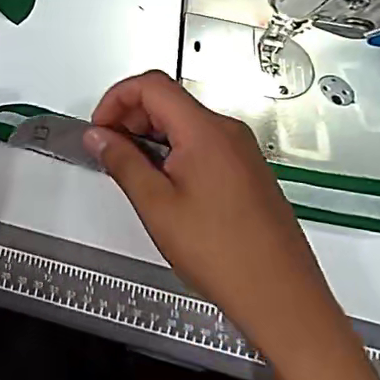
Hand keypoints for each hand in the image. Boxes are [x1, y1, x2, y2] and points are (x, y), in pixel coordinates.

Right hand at [86, 71, 358, 379]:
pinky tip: (162, 183)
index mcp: (205, 132)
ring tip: (132, 170)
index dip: (116, 99)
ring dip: (151, 135)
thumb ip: (122, 162)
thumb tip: (101, 137)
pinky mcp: (246, 169)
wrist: (279, 293)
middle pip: (168, 99)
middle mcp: (228, 132)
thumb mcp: (156, 205)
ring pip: (185, 122)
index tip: (100, 124)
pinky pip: (203, 142)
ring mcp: (241, 150)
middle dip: (130, 116)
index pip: (151, 85)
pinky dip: (174, 150)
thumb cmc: (228, 256)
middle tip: (108, 146)